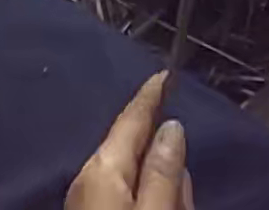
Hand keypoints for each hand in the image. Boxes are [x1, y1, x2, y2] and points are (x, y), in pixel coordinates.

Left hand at [65, 73, 193, 209]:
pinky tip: (157, 205)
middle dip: (158, 145)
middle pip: (131, 146)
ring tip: (178, 192)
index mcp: (101, 168)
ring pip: (129, 174)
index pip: (132, 117)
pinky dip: (143, 198)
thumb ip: (163, 172)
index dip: (152, 93)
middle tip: (186, 146)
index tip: (166, 72)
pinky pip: (122, 196)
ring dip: (154, 178)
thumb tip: (171, 126)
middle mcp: (86, 178)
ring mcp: (82, 202)